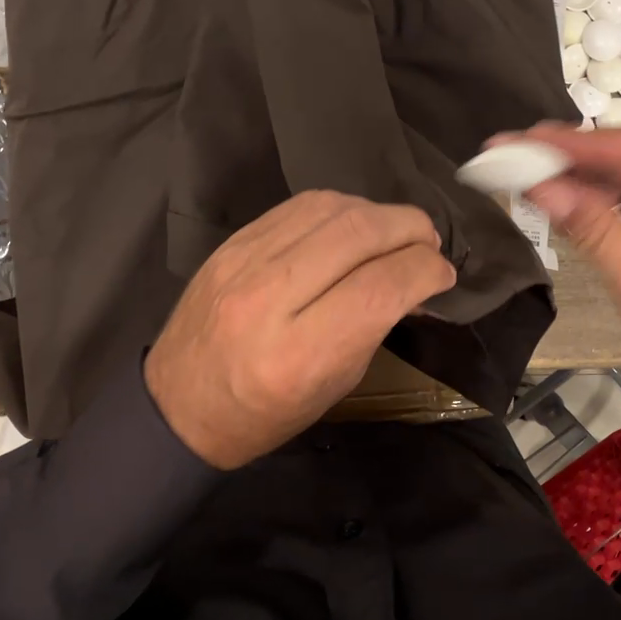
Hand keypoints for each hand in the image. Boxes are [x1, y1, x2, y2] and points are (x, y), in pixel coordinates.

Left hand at [144, 191, 456, 468]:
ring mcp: (244, 262)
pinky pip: (300, 205)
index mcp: (299, 354)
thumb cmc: (265, 413)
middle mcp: (269, 298)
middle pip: (360, 233)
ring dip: (378, 213)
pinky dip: (341, 208)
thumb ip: (375, 325)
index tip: (443, 274)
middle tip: (429, 243)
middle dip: (411, 229)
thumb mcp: (333, 385)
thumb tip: (415, 277)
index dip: (426, 270)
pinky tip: (354, 224)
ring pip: (332, 208)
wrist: (177, 405)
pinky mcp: (233, 242)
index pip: (382, 286)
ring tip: (396, 232)